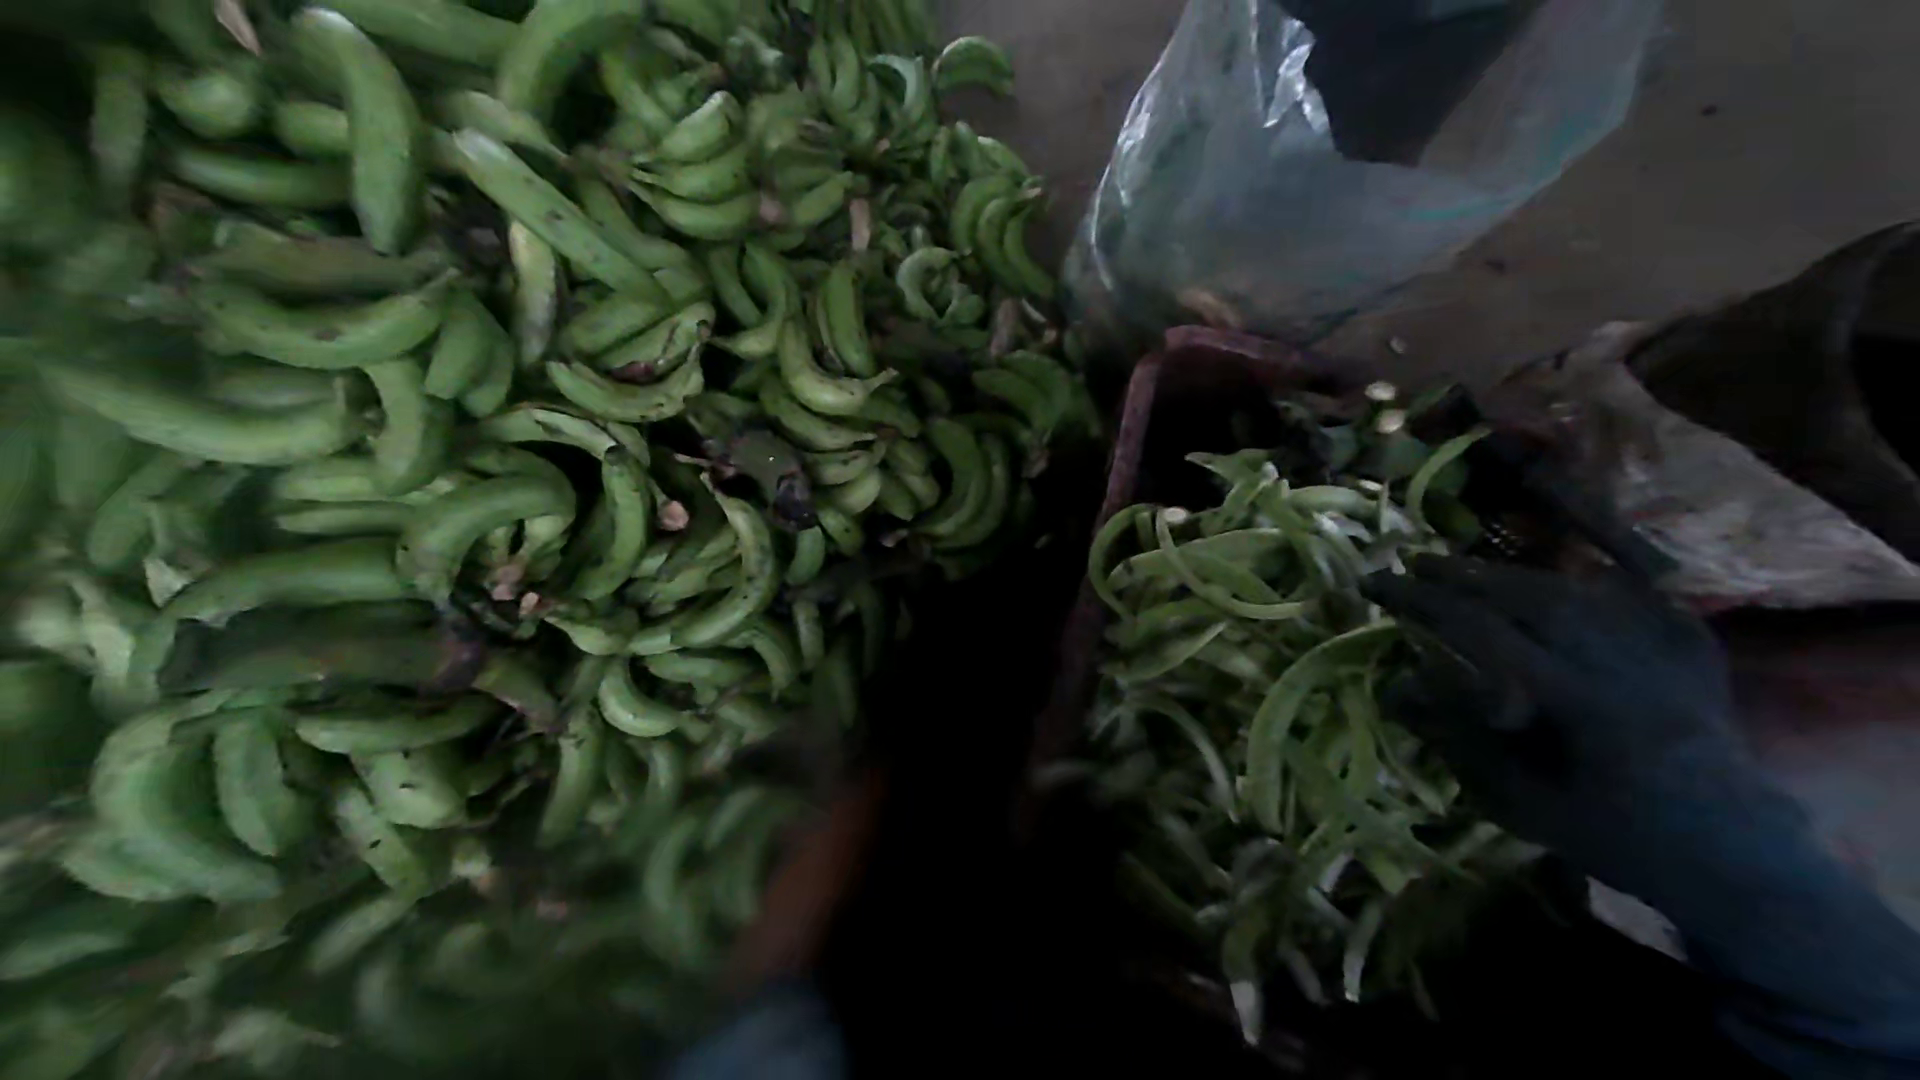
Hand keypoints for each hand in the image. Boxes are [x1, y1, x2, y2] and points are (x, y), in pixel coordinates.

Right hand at [1362, 556, 1770, 900]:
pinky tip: (1559, 579)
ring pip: (1574, 593)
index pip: (1481, 631)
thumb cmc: (1613, 837)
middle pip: (1528, 598)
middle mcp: (1623, 666)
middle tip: (1411, 563)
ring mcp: (1664, 657)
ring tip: (1465, 568)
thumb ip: (1455, 738)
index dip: (1419, 601)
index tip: (1371, 585)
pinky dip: (1587, 585)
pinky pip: (1634, 602)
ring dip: (1510, 576)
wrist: (1739, 863)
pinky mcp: (1691, 659)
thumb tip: (1394, 688)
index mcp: (1580, 703)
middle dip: (1462, 575)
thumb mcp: (1518, 801)